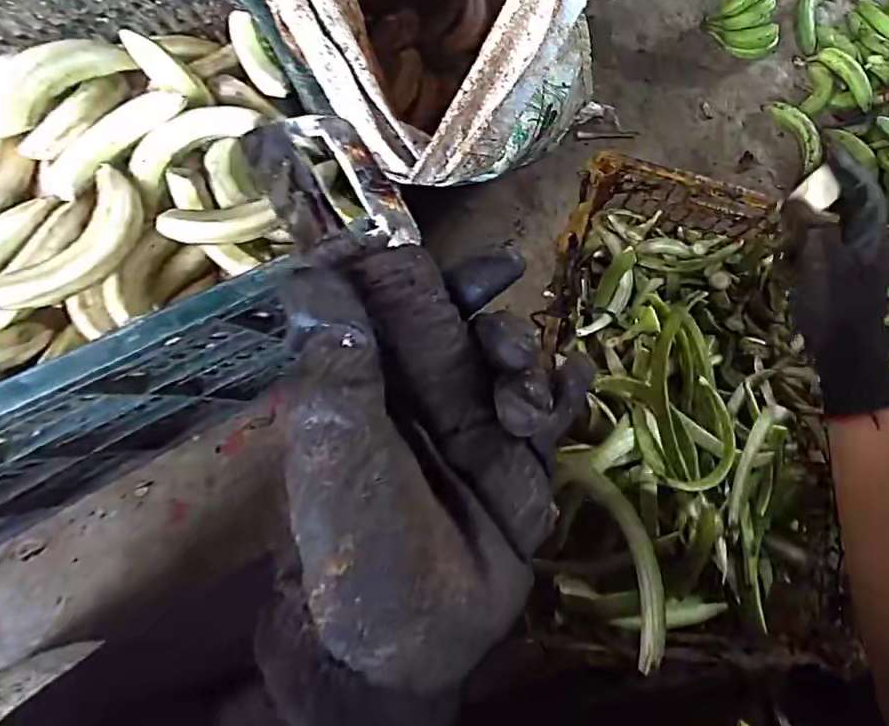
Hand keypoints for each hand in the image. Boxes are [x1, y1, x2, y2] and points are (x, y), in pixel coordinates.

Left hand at [258, 242, 591, 723]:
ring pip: (516, 361)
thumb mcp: (337, 453)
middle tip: (501, 326)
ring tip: (523, 406)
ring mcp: (482, 424)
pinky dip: (571, 385)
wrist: (411, 642)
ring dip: (527, 362)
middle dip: (492, 318)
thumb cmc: (356, 548)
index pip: (402, 309)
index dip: (430, 272)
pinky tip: (578, 377)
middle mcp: (432, 396)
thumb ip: (336, 367)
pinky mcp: (524, 457)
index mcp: (379, 386)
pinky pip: (556, 405)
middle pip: (472, 327)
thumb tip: (310, 274)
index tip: (451, 247)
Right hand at [793, 148, 888, 416]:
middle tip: (801, 181)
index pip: (865, 189)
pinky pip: (824, 250)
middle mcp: (867, 244)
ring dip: (813, 219)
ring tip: (790, 217)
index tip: (829, 147)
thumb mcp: (823, 259)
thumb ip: (813, 224)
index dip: (850, 166)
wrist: (846, 358)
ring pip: (835, 227)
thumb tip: (799, 200)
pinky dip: (807, 245)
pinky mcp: (840, 280)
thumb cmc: (838, 305)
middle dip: (827, 191)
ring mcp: (855, 263)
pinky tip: (789, 253)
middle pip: (850, 205)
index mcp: (871, 234)